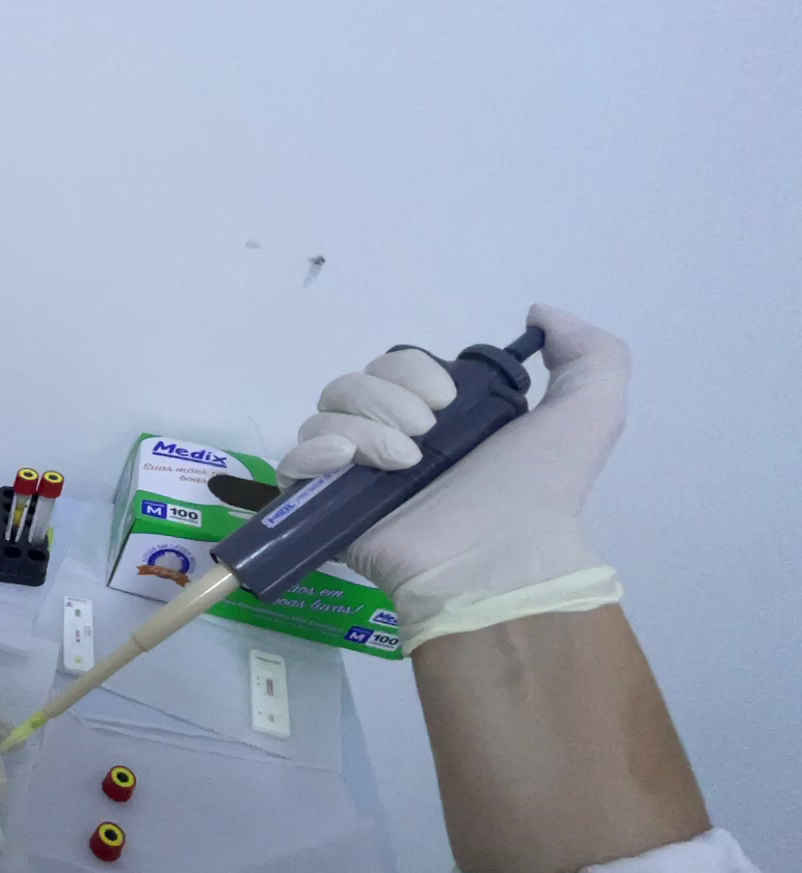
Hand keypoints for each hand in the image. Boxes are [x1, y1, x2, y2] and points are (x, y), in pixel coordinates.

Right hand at [278, 304, 627, 650]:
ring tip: (399, 464)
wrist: (493, 554)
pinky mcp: (317, 501)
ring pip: (319, 417)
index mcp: (430, 414)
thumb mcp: (589, 411)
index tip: (447, 404)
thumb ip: (587, 352)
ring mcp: (346, 470)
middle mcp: (381, 436)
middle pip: (347, 386)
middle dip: (385, 401)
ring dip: (360, 430)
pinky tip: (346, 465)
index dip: (411, 373)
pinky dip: (313, 454)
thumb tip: (536, 311)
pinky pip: (291, 460)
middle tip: (424, 438)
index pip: (387, 366)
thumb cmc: (534, 489)